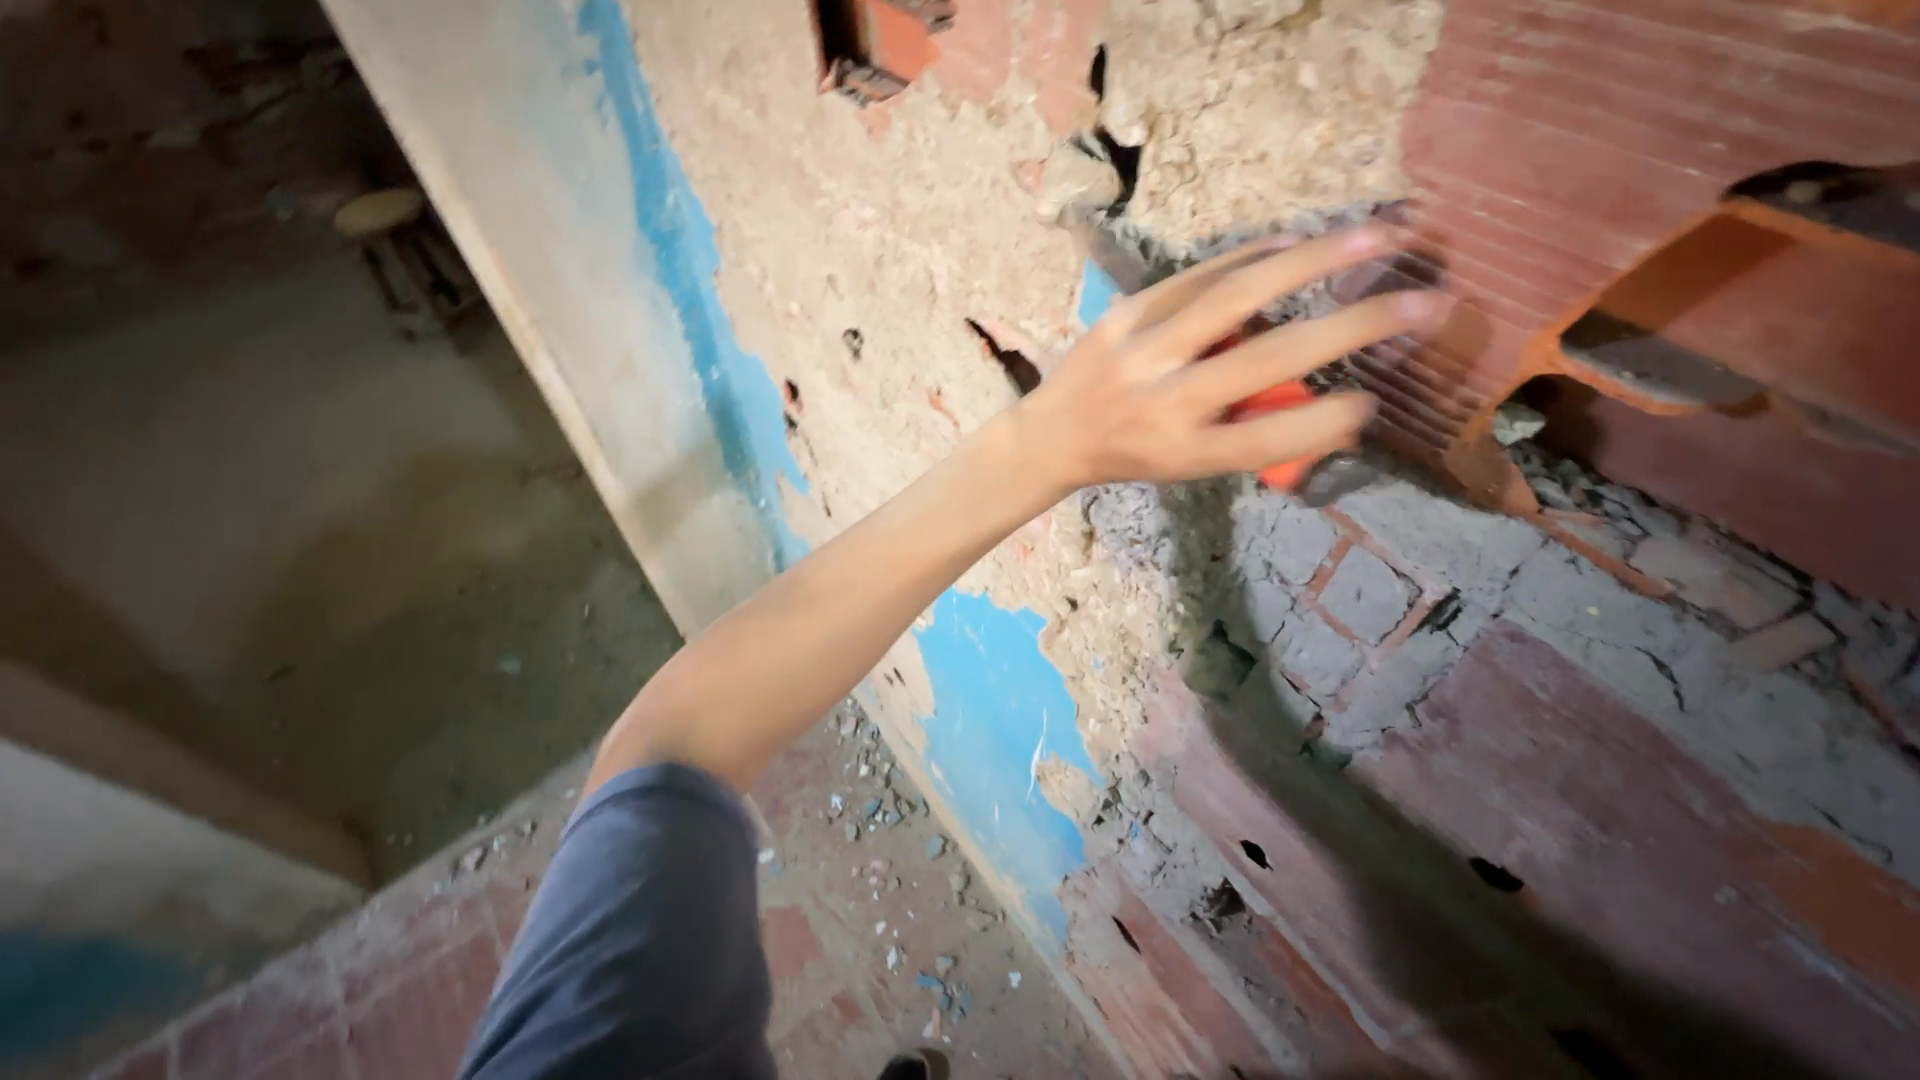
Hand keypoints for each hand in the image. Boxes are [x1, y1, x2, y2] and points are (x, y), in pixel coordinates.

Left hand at [1008, 225, 1451, 494]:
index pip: (1272, 438)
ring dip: (1313, 262)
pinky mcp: (1125, 314)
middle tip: (1428, 299)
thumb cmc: (1135, 455)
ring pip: (1235, 297)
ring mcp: (1142, 351)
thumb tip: (1337, 404)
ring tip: (1378, 237)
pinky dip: (1250, 257)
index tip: (1377, 399)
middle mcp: (1165, 402)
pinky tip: (1298, 241)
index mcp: (1185, 452)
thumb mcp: (1190, 467)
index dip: (1329, 422)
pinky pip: (1197, 277)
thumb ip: (1252, 435)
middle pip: (1269, 359)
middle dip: (1355, 326)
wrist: (1051, 435)